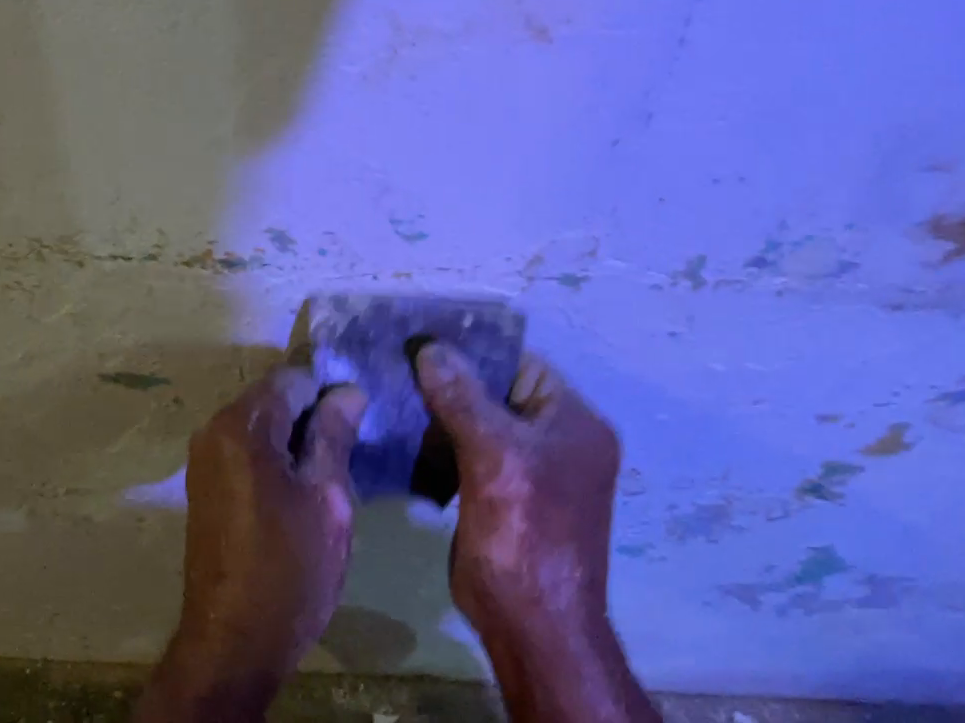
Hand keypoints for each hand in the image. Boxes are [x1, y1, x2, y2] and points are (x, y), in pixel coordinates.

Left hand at [137, 369, 366, 722]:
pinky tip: (297, 494)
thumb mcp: (327, 498)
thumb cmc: (290, 569)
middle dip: (311, 416)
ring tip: (327, 477)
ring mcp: (203, 458)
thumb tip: (347, 390)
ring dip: (293, 440)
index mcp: (241, 425)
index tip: (358, 424)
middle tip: (348, 453)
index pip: (292, 377)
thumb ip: (334, 435)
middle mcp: (213, 429)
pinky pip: (244, 451)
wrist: (233, 641)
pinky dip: (273, 458)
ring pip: (259, 425)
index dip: (329, 392)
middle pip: (272, 398)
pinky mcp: (203, 485)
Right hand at [414, 343, 654, 722]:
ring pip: (478, 423)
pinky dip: (441, 447)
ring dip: (439, 417)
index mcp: (573, 421)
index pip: (519, 364)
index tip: (419, 341)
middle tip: (395, 369)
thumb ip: (462, 397)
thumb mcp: (493, 455)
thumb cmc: (523, 532)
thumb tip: (431, 347)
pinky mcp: (503, 496)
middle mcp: (557, 440)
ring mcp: (530, 471)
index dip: (472, 352)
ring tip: (392, 400)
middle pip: (496, 392)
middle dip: (449, 384)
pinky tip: (405, 442)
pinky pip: (470, 454)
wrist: (531, 623)